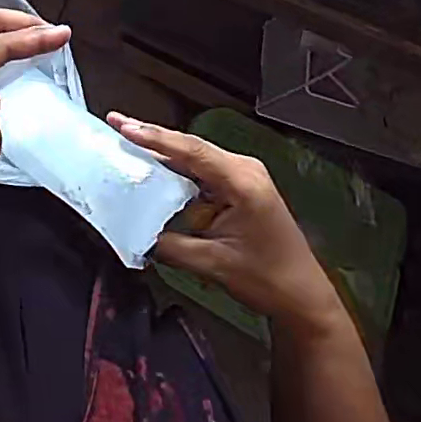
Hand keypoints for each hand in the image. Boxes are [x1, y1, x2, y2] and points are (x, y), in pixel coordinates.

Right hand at [106, 113, 345, 334]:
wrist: (304, 298)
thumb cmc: (267, 280)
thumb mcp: (214, 264)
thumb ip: (171, 246)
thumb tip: (136, 233)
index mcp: (243, 181)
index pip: (192, 152)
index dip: (156, 139)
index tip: (125, 128)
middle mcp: (244, 169)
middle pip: (190, 146)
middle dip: (152, 136)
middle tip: (116, 123)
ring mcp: (242, 174)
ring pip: (193, 155)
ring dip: (161, 149)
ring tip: (126, 136)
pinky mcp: (237, 184)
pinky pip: (200, 169)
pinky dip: (174, 165)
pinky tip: (151, 162)